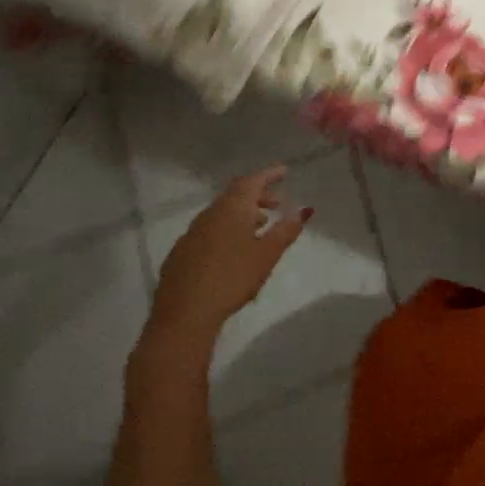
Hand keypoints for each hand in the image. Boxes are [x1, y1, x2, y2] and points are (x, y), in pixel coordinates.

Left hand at [148, 166, 308, 338]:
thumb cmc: (233, 278)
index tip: (284, 171)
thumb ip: (287, 229)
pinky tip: (232, 250)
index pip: (252, 181)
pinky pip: (208, 231)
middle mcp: (209, 215)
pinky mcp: (180, 254)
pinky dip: (226, 230)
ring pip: (221, 214)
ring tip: (260, 227)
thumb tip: (304, 210)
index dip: (269, 174)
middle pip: (235, 195)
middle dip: (258, 195)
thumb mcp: (268, 254)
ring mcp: (191, 234)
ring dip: (242, 214)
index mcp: (232, 209)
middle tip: (277, 204)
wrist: (184, 314)